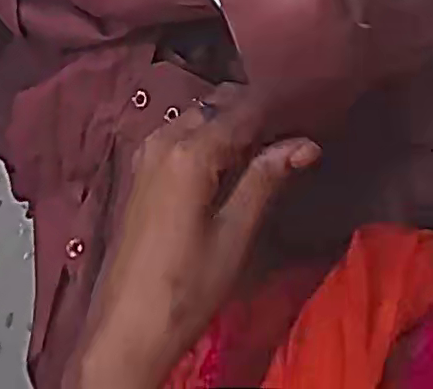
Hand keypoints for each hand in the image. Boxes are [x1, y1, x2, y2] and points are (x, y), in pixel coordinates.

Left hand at [68, 89, 320, 388]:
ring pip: (197, 114)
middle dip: (250, 110)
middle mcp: (164, 138)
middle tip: (286, 129)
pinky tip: (226, 157)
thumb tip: (305, 144)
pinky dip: (206, 133)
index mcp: (189, 151)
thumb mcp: (234, 234)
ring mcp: (148, 150)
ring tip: (262, 143)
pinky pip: (179, 131)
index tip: (303, 110)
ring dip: (227, 120)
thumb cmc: (187, 286)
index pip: (240, 111)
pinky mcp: (141, 166)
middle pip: (216, 105)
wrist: (126, 328)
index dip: (274, 108)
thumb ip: (265, 178)